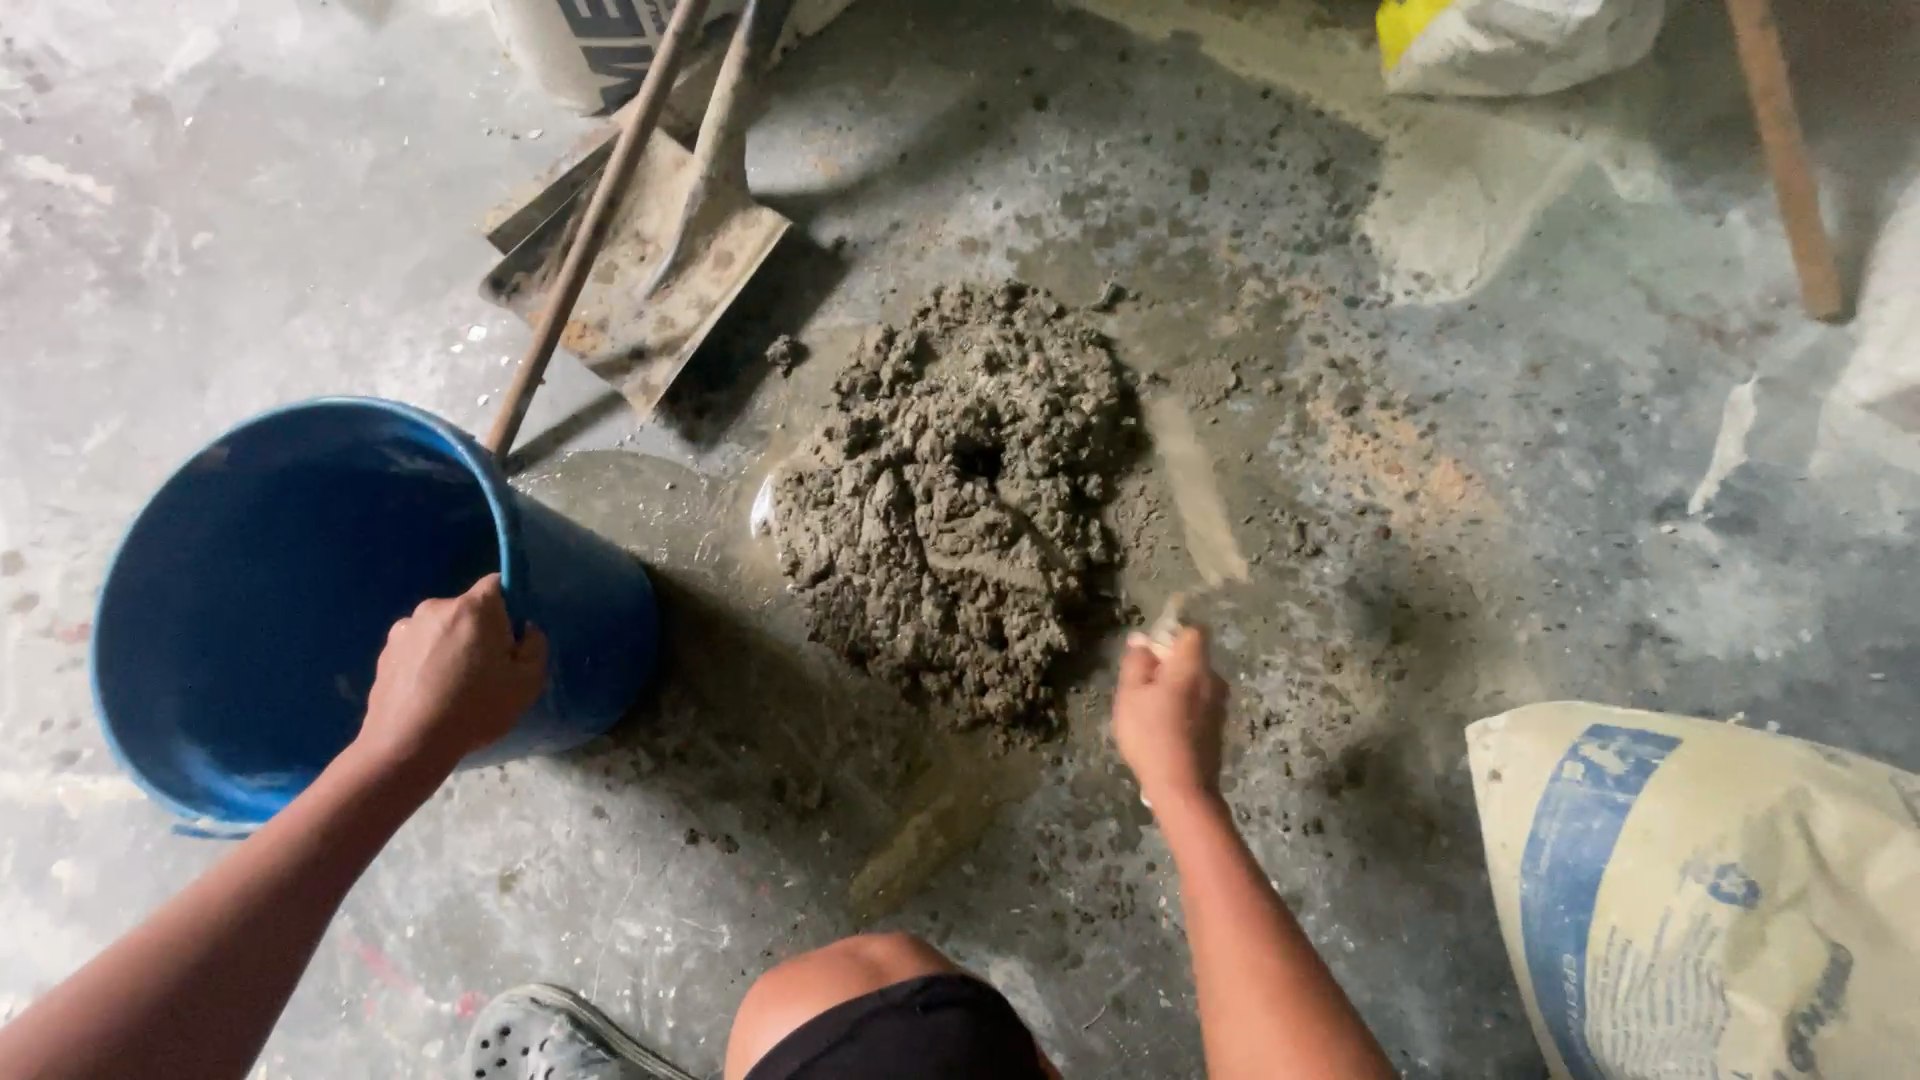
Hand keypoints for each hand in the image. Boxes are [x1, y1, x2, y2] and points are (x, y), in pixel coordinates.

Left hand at [359, 574, 548, 770]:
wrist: (407, 745)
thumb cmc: (476, 708)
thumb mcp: (528, 681)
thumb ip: (535, 645)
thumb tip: (525, 630)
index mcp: (474, 608)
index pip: (498, 583)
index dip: (512, 603)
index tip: (516, 632)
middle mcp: (435, 608)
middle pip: (470, 609)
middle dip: (482, 629)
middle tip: (490, 665)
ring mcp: (404, 629)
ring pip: (442, 628)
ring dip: (452, 644)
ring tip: (456, 682)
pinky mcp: (384, 653)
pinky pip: (419, 646)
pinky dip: (428, 660)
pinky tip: (432, 691)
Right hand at [1112, 625, 1227, 806]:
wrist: (1183, 788)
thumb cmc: (1151, 735)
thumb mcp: (1130, 695)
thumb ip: (1136, 662)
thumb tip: (1142, 640)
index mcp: (1193, 666)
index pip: (1192, 630)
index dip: (1170, 633)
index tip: (1149, 651)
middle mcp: (1214, 680)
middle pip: (1192, 657)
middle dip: (1167, 664)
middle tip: (1140, 686)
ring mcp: (1220, 705)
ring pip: (1194, 681)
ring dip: (1174, 687)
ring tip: (1149, 711)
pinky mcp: (1218, 726)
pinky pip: (1198, 702)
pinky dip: (1182, 706)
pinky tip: (1164, 729)